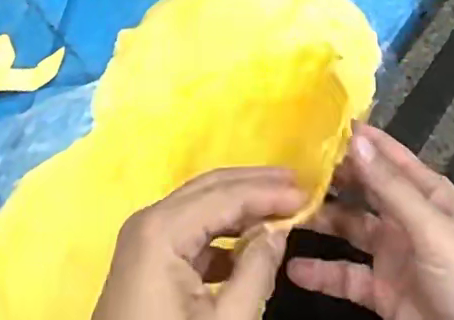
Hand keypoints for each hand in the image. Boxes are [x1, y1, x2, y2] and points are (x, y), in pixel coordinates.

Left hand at [93, 167, 301, 319]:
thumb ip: (257, 269)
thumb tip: (278, 229)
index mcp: (162, 231)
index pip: (227, 195)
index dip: (270, 192)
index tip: (309, 192)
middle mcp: (149, 222)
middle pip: (212, 187)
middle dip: (257, 185)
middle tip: (300, 184)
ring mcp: (143, 240)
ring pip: (202, 203)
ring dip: (243, 204)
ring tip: (282, 206)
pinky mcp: (146, 261)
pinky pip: (191, 228)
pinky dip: (223, 229)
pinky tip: (250, 239)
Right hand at [288, 125, 453, 319]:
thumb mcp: (430, 227)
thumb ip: (391, 187)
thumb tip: (357, 139)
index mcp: (426, 192)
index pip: (389, 156)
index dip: (362, 139)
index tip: (324, 122)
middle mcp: (407, 216)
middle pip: (366, 189)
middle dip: (335, 177)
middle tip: (293, 166)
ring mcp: (395, 255)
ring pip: (352, 228)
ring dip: (325, 220)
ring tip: (286, 209)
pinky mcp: (385, 293)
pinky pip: (350, 276)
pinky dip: (324, 273)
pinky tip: (295, 267)